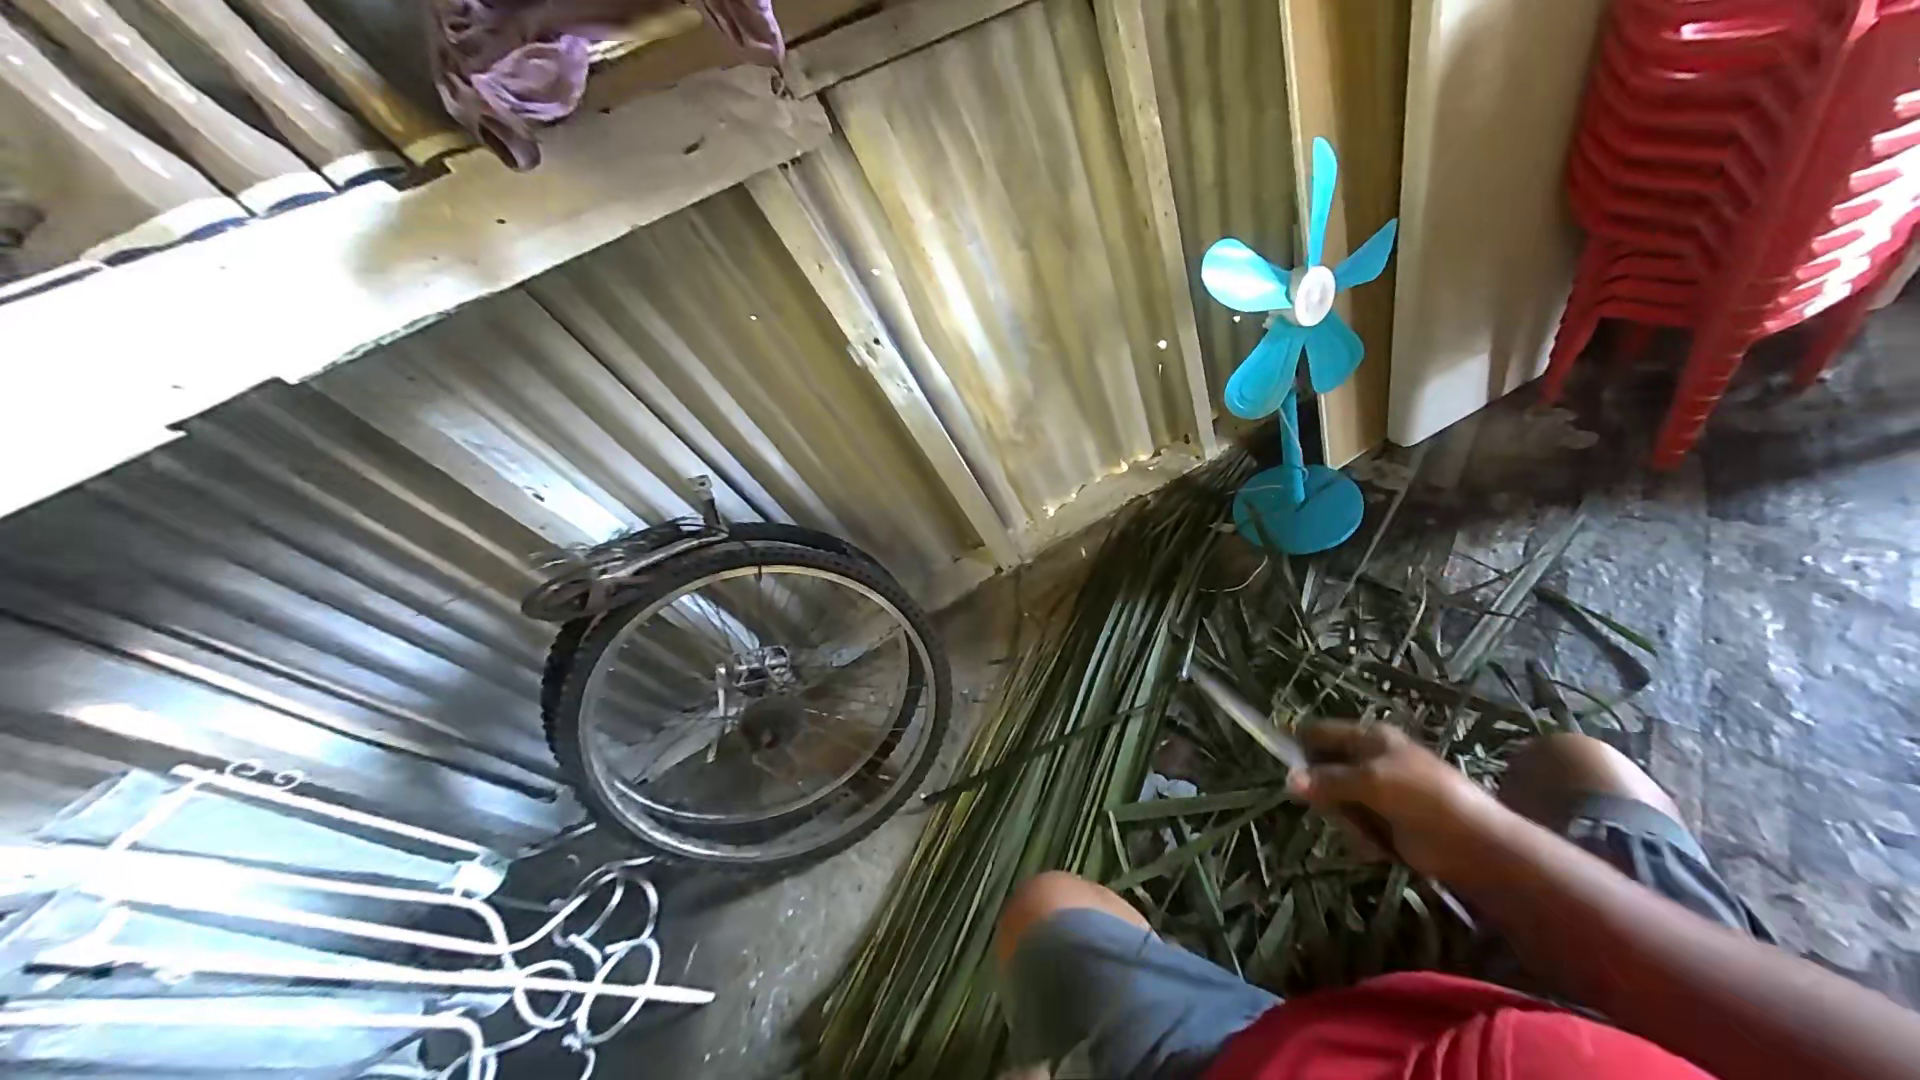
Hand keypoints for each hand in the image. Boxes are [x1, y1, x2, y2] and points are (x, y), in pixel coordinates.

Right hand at [1286, 720, 1512, 878]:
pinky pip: (1353, 822)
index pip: (1319, 732)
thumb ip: (1327, 780)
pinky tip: (1374, 844)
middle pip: (1322, 768)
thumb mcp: (1371, 781)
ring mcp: (1378, 791)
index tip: (1286, 768)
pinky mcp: (1385, 820)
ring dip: (1343, 818)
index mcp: (1369, 738)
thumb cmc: (1423, 798)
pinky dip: (1359, 834)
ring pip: (1335, 799)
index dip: (1300, 745)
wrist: (1476, 845)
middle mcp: (1370, 759)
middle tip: (1333, 807)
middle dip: (1323, 790)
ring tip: (1362, 831)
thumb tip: (1287, 781)